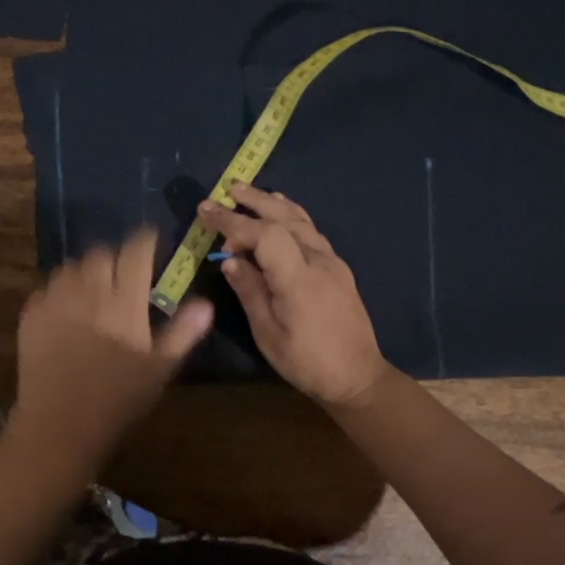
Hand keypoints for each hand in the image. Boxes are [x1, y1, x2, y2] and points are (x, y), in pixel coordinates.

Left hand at [13, 229, 213, 451]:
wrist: (60, 422)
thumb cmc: (117, 399)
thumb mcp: (158, 370)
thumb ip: (183, 332)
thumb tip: (206, 304)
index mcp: (123, 302)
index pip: (135, 253)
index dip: (144, 240)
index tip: (150, 239)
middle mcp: (88, 292)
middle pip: (100, 253)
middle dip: (113, 256)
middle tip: (121, 272)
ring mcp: (55, 301)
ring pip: (71, 267)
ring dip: (84, 272)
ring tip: (92, 289)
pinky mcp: (31, 315)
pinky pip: (46, 288)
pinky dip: (59, 291)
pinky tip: (66, 310)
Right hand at [200, 182, 390, 407]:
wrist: (357, 376)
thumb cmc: (307, 361)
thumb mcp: (268, 333)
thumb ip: (249, 291)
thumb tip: (230, 260)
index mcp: (298, 279)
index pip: (264, 236)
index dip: (233, 222)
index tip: (206, 212)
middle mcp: (319, 261)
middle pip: (285, 219)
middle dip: (253, 202)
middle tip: (227, 188)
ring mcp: (333, 263)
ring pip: (301, 221)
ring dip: (273, 204)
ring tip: (250, 193)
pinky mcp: (338, 269)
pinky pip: (311, 231)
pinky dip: (291, 216)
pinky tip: (281, 214)